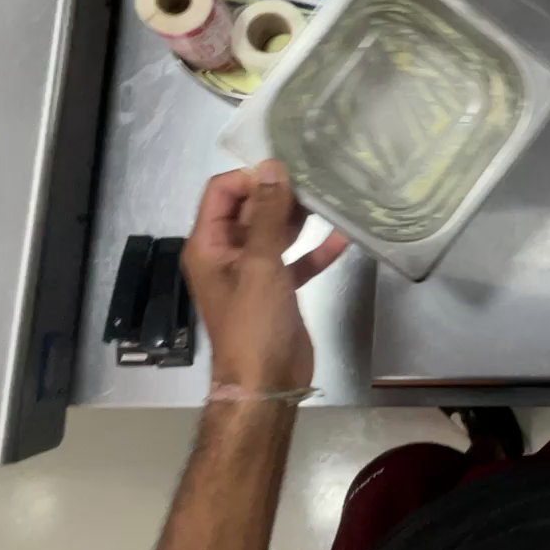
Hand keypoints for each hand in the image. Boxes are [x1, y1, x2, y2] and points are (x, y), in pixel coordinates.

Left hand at [182, 161, 348, 394]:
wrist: (267, 383)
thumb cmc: (255, 322)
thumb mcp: (260, 263)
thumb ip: (266, 213)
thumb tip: (272, 167)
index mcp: (208, 245)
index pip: (222, 192)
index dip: (251, 178)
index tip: (287, 173)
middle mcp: (226, 254)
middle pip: (249, 209)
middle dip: (279, 194)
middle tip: (315, 180)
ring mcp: (252, 272)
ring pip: (274, 232)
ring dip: (299, 219)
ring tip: (330, 200)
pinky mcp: (276, 289)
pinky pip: (295, 260)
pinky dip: (314, 250)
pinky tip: (341, 239)